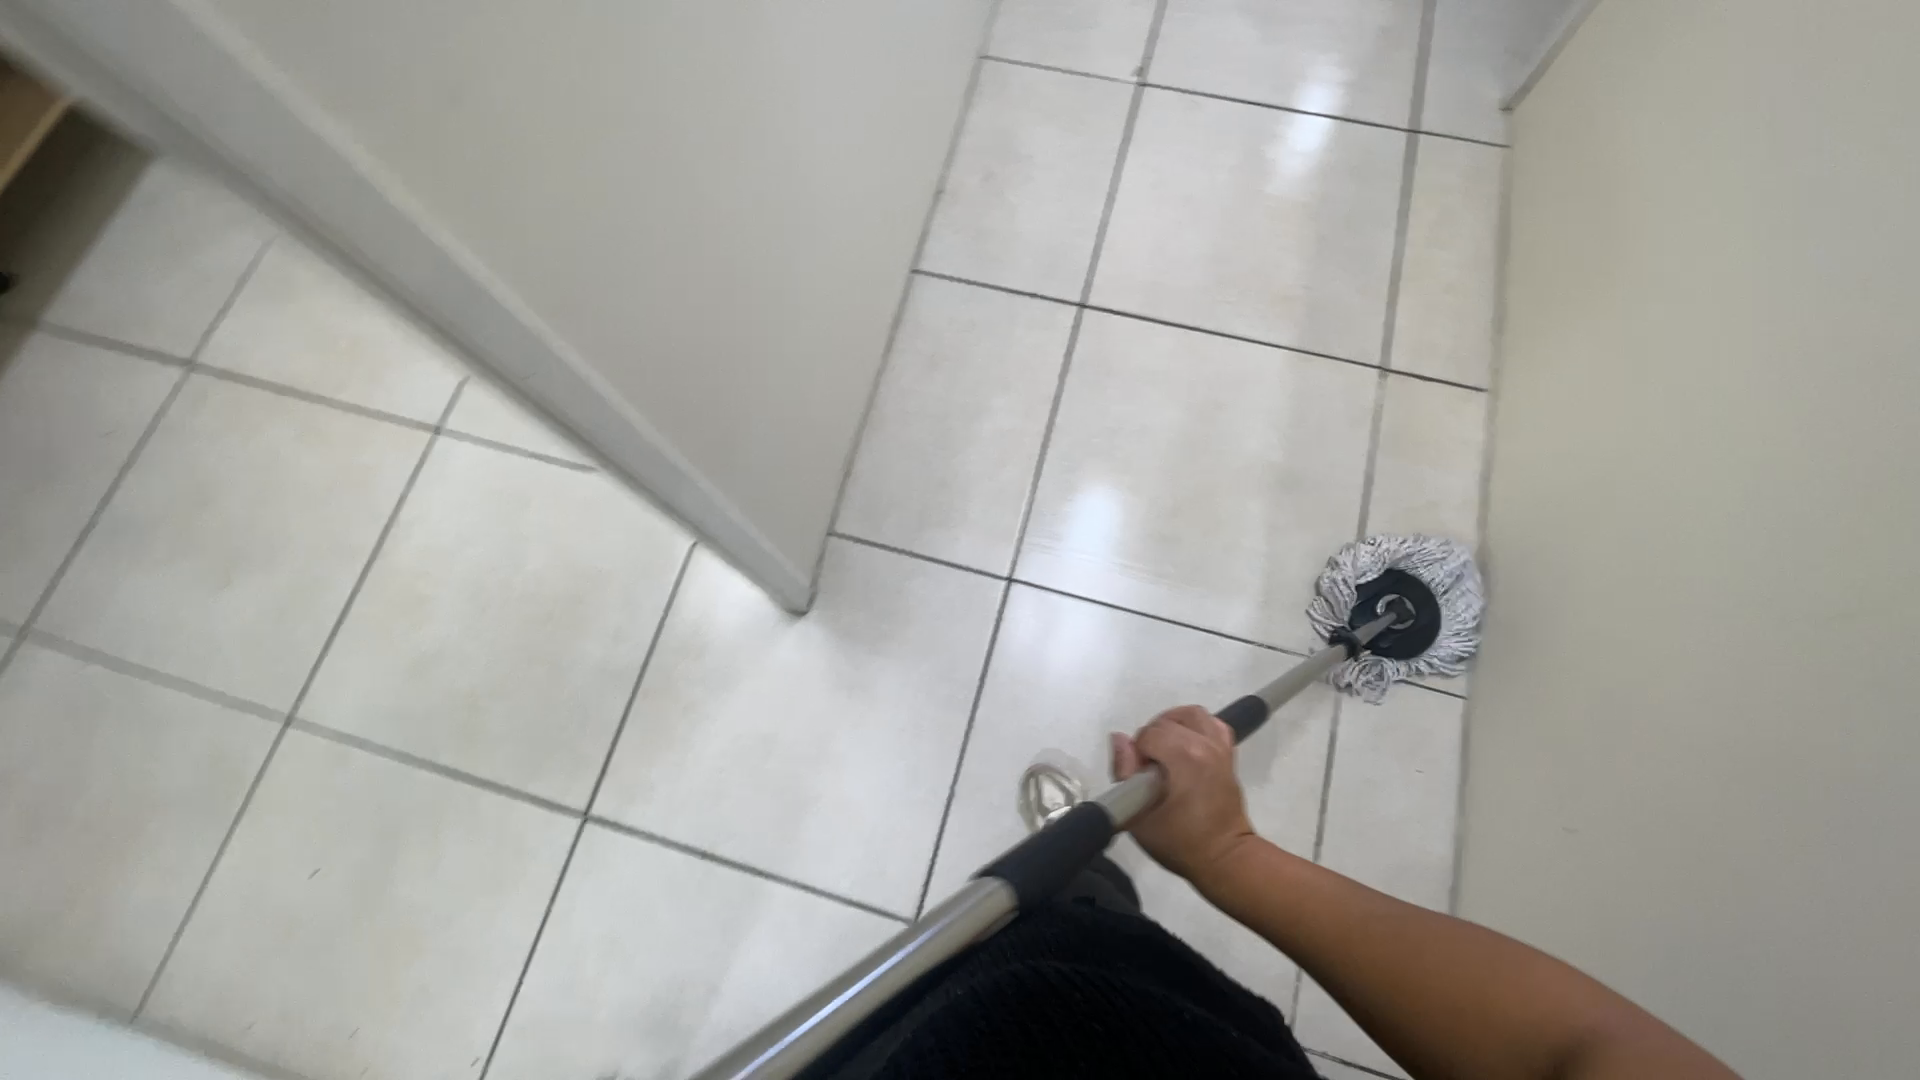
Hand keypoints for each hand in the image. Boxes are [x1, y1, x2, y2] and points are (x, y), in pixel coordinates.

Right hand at [1110, 705, 1259, 885]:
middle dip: (1150, 740)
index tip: (1139, 780)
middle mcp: (1205, 744)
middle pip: (1166, 721)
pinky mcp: (1228, 754)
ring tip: (1163, 749)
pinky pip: (1213, 725)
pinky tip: (1186, 745)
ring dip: (1173, 725)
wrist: (1224, 858)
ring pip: (1191, 714)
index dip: (1137, 754)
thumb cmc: (1179, 842)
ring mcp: (1220, 747)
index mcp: (1184, 757)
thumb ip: (1125, 773)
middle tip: (1148, 770)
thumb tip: (1119, 739)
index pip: (1148, 734)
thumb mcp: (1139, 816)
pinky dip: (1197, 727)